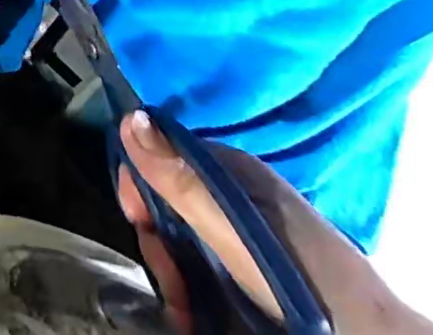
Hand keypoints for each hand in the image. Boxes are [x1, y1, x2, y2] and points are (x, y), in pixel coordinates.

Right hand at [118, 112, 432, 334]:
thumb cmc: (302, 281)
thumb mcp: (234, 230)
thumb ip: (182, 180)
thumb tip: (130, 117)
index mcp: (231, 172)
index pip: (165, 154)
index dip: (143, 182)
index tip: (136, 218)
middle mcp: (229, 200)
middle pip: (165, 206)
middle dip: (158, 245)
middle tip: (175, 285)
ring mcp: (235, 242)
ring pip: (175, 246)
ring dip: (170, 280)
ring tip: (187, 313)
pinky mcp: (240, 281)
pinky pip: (193, 278)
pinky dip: (185, 300)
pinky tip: (193, 320)